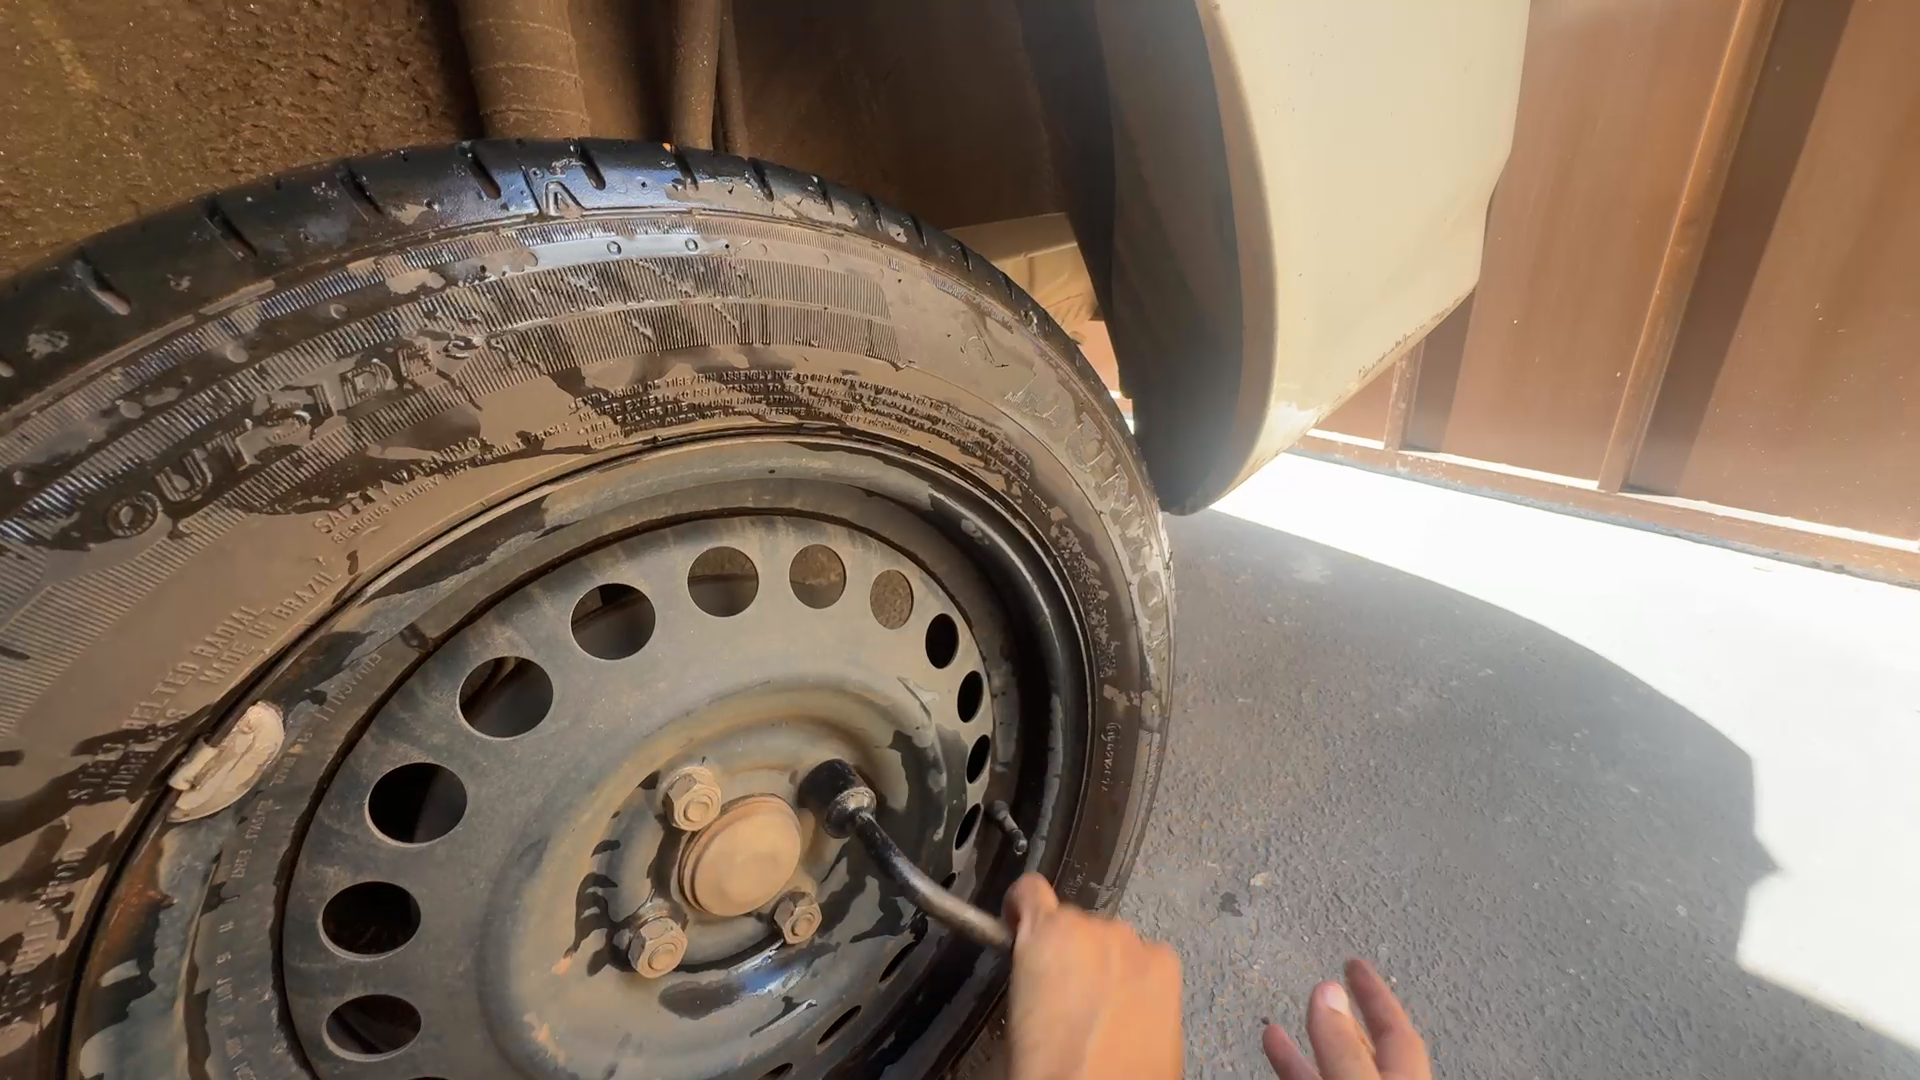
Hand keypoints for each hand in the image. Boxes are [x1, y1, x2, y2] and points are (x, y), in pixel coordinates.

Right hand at [1001, 873, 1182, 1079]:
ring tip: (1104, 1015)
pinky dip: (1140, 977)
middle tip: (1066, 997)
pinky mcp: (1165, 965)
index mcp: (1043, 932)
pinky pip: (1147, 958)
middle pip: (1074, 922)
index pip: (1029, 890)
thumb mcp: (1017, 1013)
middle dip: (1070, 952)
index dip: (1022, 909)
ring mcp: (1130, 943)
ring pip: (1112, 941)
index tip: (1022, 924)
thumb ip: (1029, 971)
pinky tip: (1133, 1015)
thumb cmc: (1050, 1070)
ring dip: (1106, 964)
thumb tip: (1037, 978)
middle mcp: (1089, 926)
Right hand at [1263, 959, 1430, 1079]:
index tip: (1354, 963)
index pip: (1397, 1031)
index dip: (1375, 993)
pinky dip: (1294, 1063)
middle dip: (1344, 1016)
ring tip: (1276, 1022)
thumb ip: (1344, 1046)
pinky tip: (1275, 1046)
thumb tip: (1328, 991)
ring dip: (1308, 1042)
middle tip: (1328, 984)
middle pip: (1369, 1050)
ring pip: (1337, 1068)